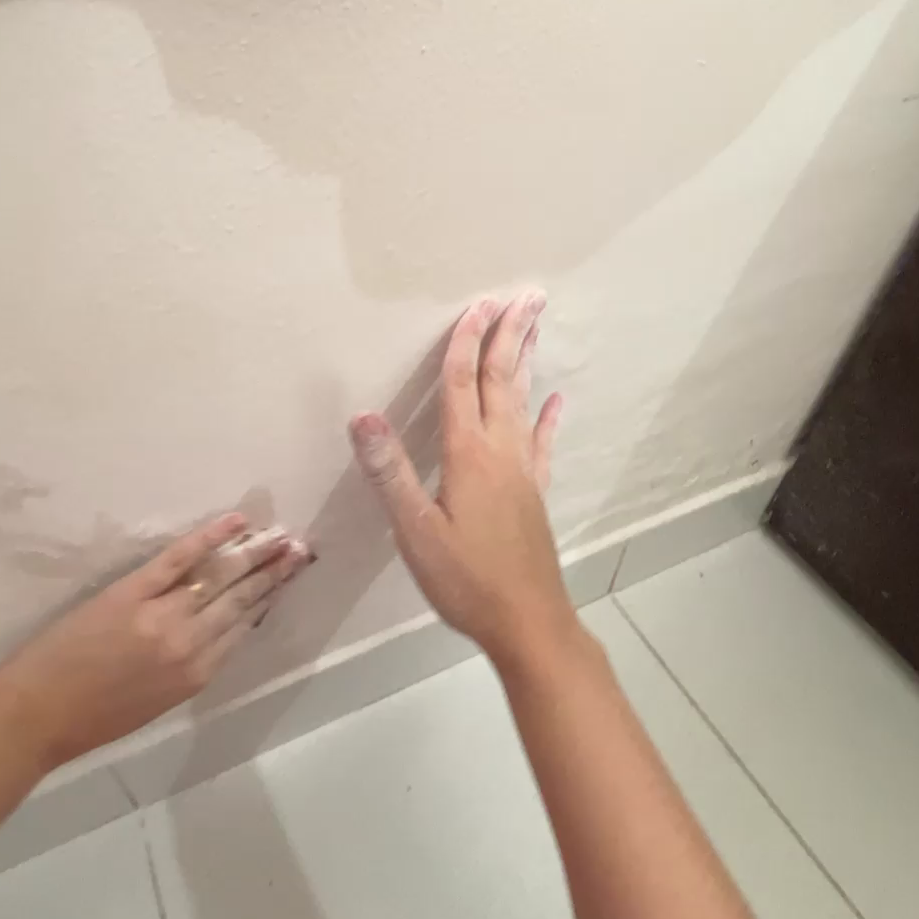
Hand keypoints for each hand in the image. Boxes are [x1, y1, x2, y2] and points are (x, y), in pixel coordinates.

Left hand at [0, 514, 310, 767]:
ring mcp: (164, 614)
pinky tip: (235, 521)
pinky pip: (180, 558)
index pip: (242, 627)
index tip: (286, 579)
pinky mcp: (134, 591)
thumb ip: (192, 668)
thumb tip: (220, 633)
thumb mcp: (158, 703)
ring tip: (279, 534)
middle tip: (299, 549)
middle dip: (273, 572)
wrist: (35, 715)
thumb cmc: (93, 719)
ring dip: (254, 552)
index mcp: (197, 674)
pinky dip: (209, 536)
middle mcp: (191, 642)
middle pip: (241, 599)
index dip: (267, 600)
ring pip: (220, 576)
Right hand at [348, 291, 568, 664]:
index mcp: (468, 456)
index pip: (461, 386)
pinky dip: (547, 417)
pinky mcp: (534, 492)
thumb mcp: (415, 531)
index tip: (476, 305)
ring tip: (534, 328)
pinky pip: (541, 443)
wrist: (528, 621)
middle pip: (502, 381)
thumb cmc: (466, 580)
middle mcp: (500, 452)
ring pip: (523, 402)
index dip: (465, 344)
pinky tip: (556, 400)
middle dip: (510, 336)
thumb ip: (391, 472)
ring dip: (526, 362)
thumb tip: (362, 417)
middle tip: (526, 297)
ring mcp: (523, 471)